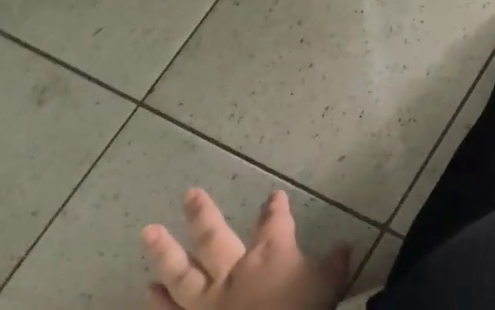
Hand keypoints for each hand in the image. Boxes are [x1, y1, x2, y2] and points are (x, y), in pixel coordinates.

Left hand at [140, 188, 350, 309]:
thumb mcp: (329, 284)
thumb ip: (335, 263)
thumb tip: (345, 246)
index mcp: (271, 253)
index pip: (274, 221)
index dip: (275, 207)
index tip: (274, 196)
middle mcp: (234, 269)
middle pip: (214, 237)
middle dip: (203, 214)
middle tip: (189, 194)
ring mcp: (207, 300)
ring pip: (182, 271)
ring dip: (164, 251)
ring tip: (149, 231)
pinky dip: (160, 301)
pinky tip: (150, 288)